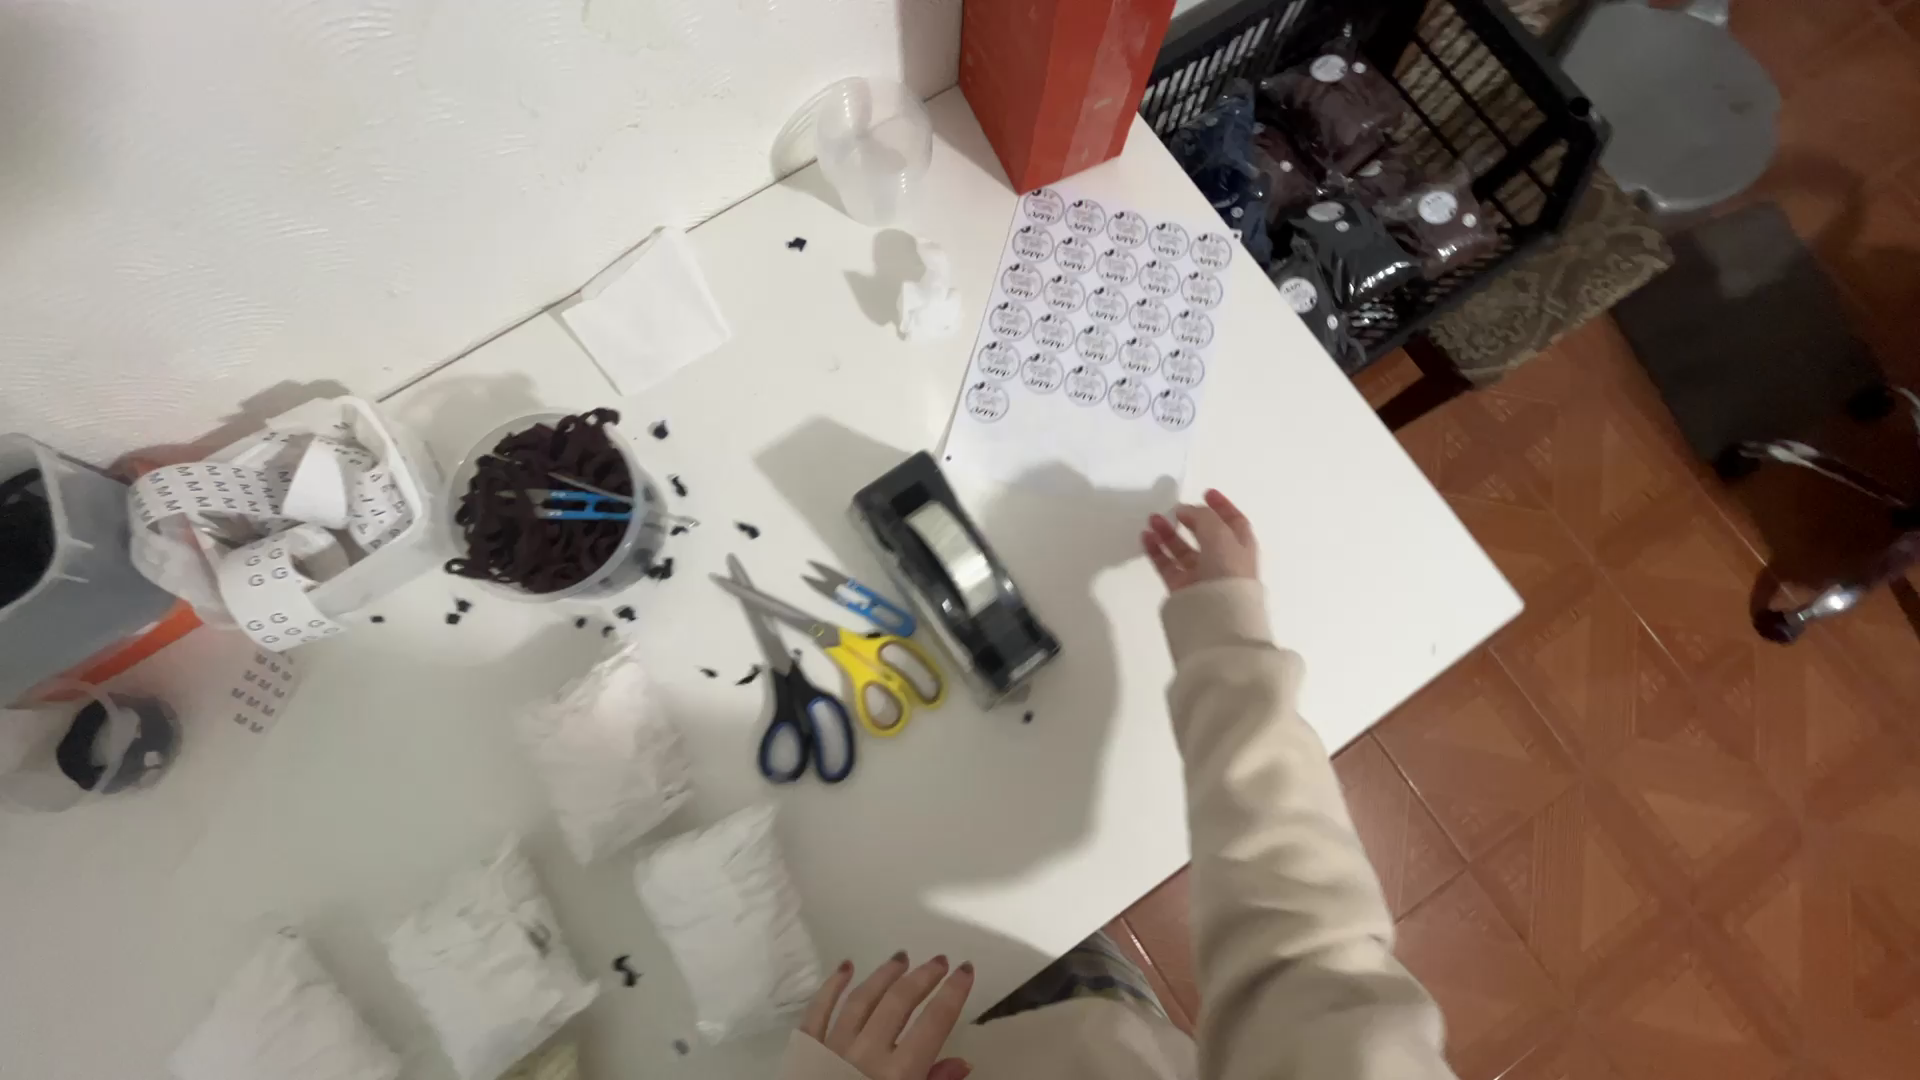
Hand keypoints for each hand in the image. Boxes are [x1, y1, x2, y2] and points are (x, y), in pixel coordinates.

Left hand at [800, 953, 974, 1079]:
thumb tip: (962, 1063)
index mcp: (898, 1077)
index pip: (934, 1023)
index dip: (953, 993)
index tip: (965, 970)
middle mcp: (867, 1055)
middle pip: (900, 1001)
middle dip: (924, 977)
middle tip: (940, 961)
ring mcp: (831, 1050)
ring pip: (862, 998)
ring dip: (884, 974)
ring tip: (901, 959)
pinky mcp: (803, 1055)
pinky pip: (817, 1012)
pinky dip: (831, 986)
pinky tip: (845, 967)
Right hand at [1141, 489, 1259, 591]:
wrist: (1217, 615)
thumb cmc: (1227, 570)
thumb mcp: (1220, 534)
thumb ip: (1202, 517)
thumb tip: (1186, 511)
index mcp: (1240, 547)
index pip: (1233, 521)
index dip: (1222, 506)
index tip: (1206, 492)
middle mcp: (1222, 560)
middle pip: (1205, 534)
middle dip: (1190, 518)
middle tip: (1174, 508)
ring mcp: (1201, 575)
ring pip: (1183, 549)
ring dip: (1168, 533)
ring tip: (1153, 519)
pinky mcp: (1182, 587)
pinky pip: (1167, 565)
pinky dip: (1156, 550)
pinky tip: (1147, 537)